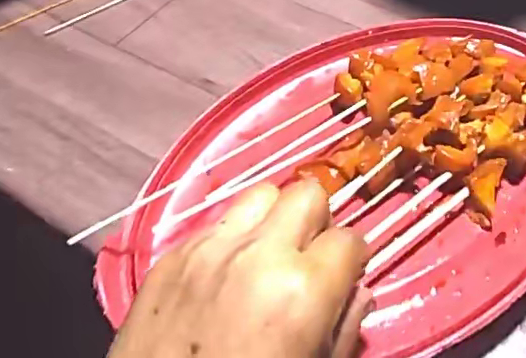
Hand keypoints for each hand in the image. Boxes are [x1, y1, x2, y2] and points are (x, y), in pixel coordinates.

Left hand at [108, 180, 371, 357]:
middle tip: (305, 258)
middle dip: (315, 223)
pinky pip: (215, 225)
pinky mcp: (168, 260)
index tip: (342, 278)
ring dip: (271, 220)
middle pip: (309, 195)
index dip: (351, 261)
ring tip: (263, 257)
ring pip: (262, 195)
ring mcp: (209, 252)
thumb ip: (342, 328)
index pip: (350, 240)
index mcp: (302, 289)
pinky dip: (228, 243)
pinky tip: (221, 280)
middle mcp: (259, 255)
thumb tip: (357, 290)